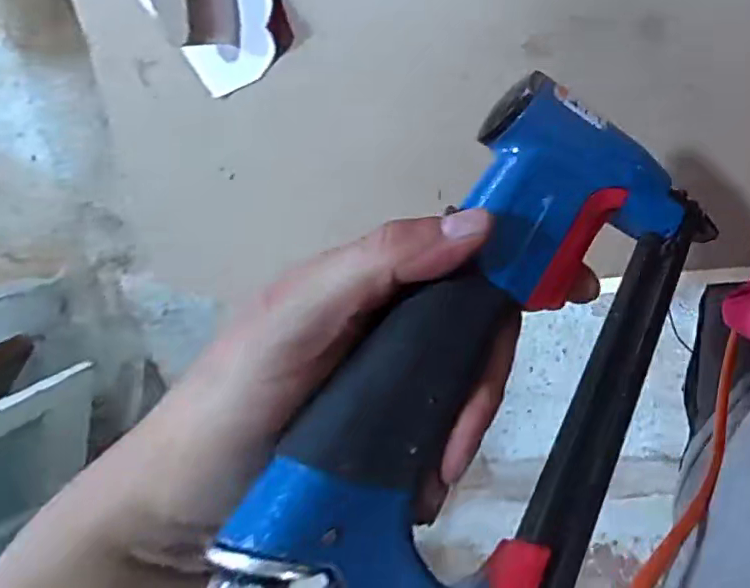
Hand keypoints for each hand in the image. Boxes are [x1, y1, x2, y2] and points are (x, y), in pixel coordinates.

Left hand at [0, 211, 596, 587]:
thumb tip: (483, 224)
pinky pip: (461, 419)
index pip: (474, 245)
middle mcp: (409, 314)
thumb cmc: (234, 396)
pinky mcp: (412, 421)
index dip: (528, 252)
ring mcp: (413, 370)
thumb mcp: (297, 313)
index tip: (576, 280)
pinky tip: (432, 478)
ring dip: (474, 417)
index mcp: (389, 274)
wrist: (173, 523)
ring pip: (480, 371)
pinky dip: (459, 446)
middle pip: (488, 316)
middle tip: (474, 423)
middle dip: (492, 366)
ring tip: (439, 469)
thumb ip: (380, 259)